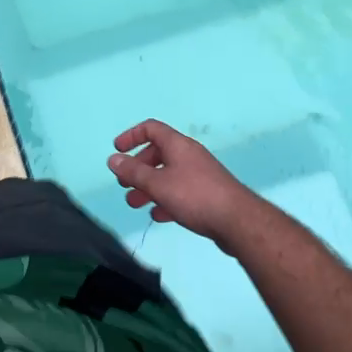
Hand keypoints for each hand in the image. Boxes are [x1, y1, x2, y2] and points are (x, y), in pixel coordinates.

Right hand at [107, 119, 251, 241]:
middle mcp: (188, 155)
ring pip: (168, 175)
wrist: (239, 222)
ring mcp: (200, 175)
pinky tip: (159, 215)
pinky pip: (181, 191)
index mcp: (177, 145)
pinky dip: (166, 199)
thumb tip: (112, 159)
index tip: (118, 150)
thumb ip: (133, 172)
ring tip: (135, 203)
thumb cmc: (195, 196)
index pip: (150, 129)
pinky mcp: (208, 195)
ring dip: (149, 187)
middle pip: (157, 153)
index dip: (131, 136)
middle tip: (124, 184)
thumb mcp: (158, 184)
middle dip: (138, 168)